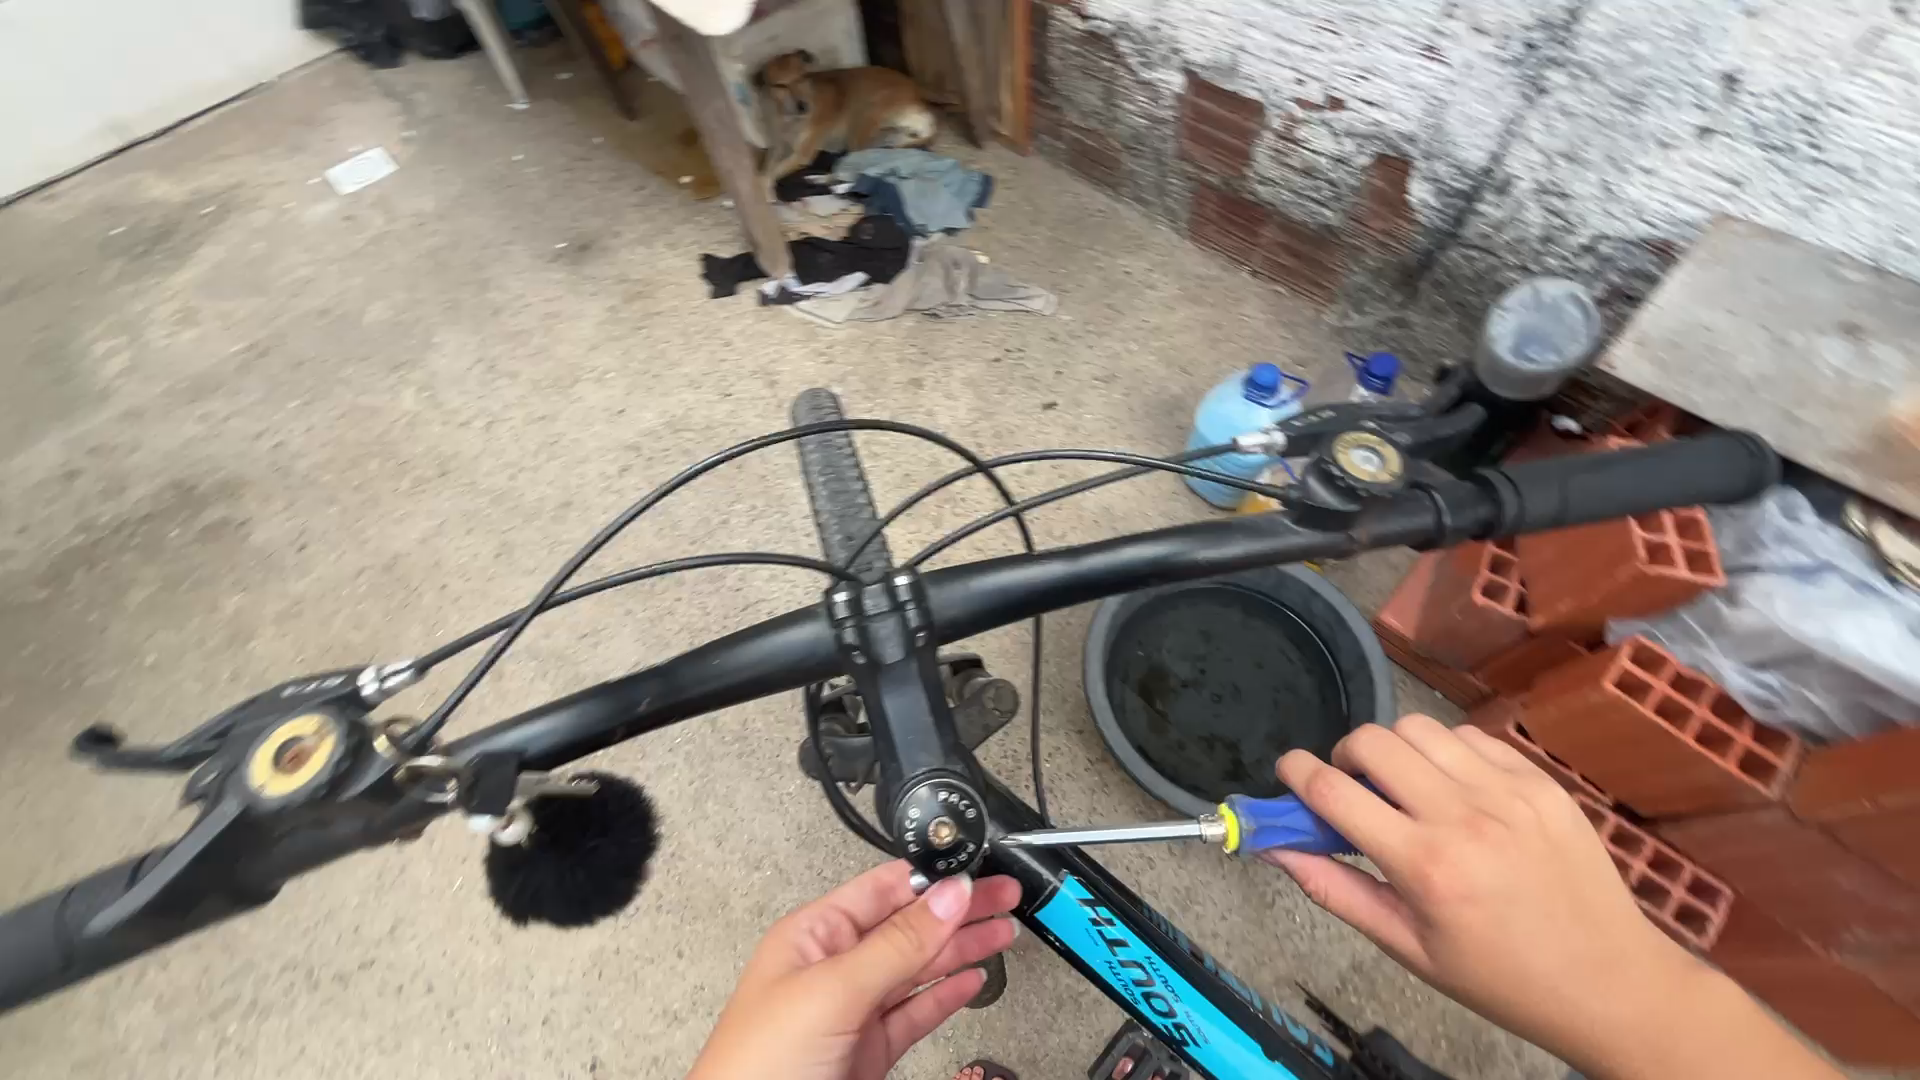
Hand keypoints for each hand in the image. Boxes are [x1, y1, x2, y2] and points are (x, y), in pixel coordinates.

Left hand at [686, 861, 1020, 1079]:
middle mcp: (835, 966)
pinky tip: (971, 978)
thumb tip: (946, 894)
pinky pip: (916, 1012)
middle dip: (959, 909)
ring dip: (962, 948)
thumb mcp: (832, 991)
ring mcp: (853, 1010)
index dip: (933, 877)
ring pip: (919, 968)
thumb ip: (896, 944)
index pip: (885, 889)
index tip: (975, 869)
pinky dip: (947, 995)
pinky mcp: (867, 1052)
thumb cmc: (755, 1068)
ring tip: (1003, 931)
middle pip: (910, 925)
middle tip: (1005, 895)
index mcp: (815, 933)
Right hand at [1266, 715, 1838, 1078]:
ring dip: (1393, 749)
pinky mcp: (1541, 782)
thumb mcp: (1406, 946)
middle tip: (1355, 788)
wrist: (1619, 987)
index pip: (1331, 790)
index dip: (1294, 771)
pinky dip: (1444, 751)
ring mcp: (1508, 793)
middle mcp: (1463, 817)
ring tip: (1405, 785)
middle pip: (1370, 741)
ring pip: (1416, 727)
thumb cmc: (1499, 978)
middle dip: (1343, 757)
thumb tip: (1272, 846)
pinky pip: (1468, 735)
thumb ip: (1332, 889)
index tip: (1288, 773)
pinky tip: (1455, 788)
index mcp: (1425, 865)